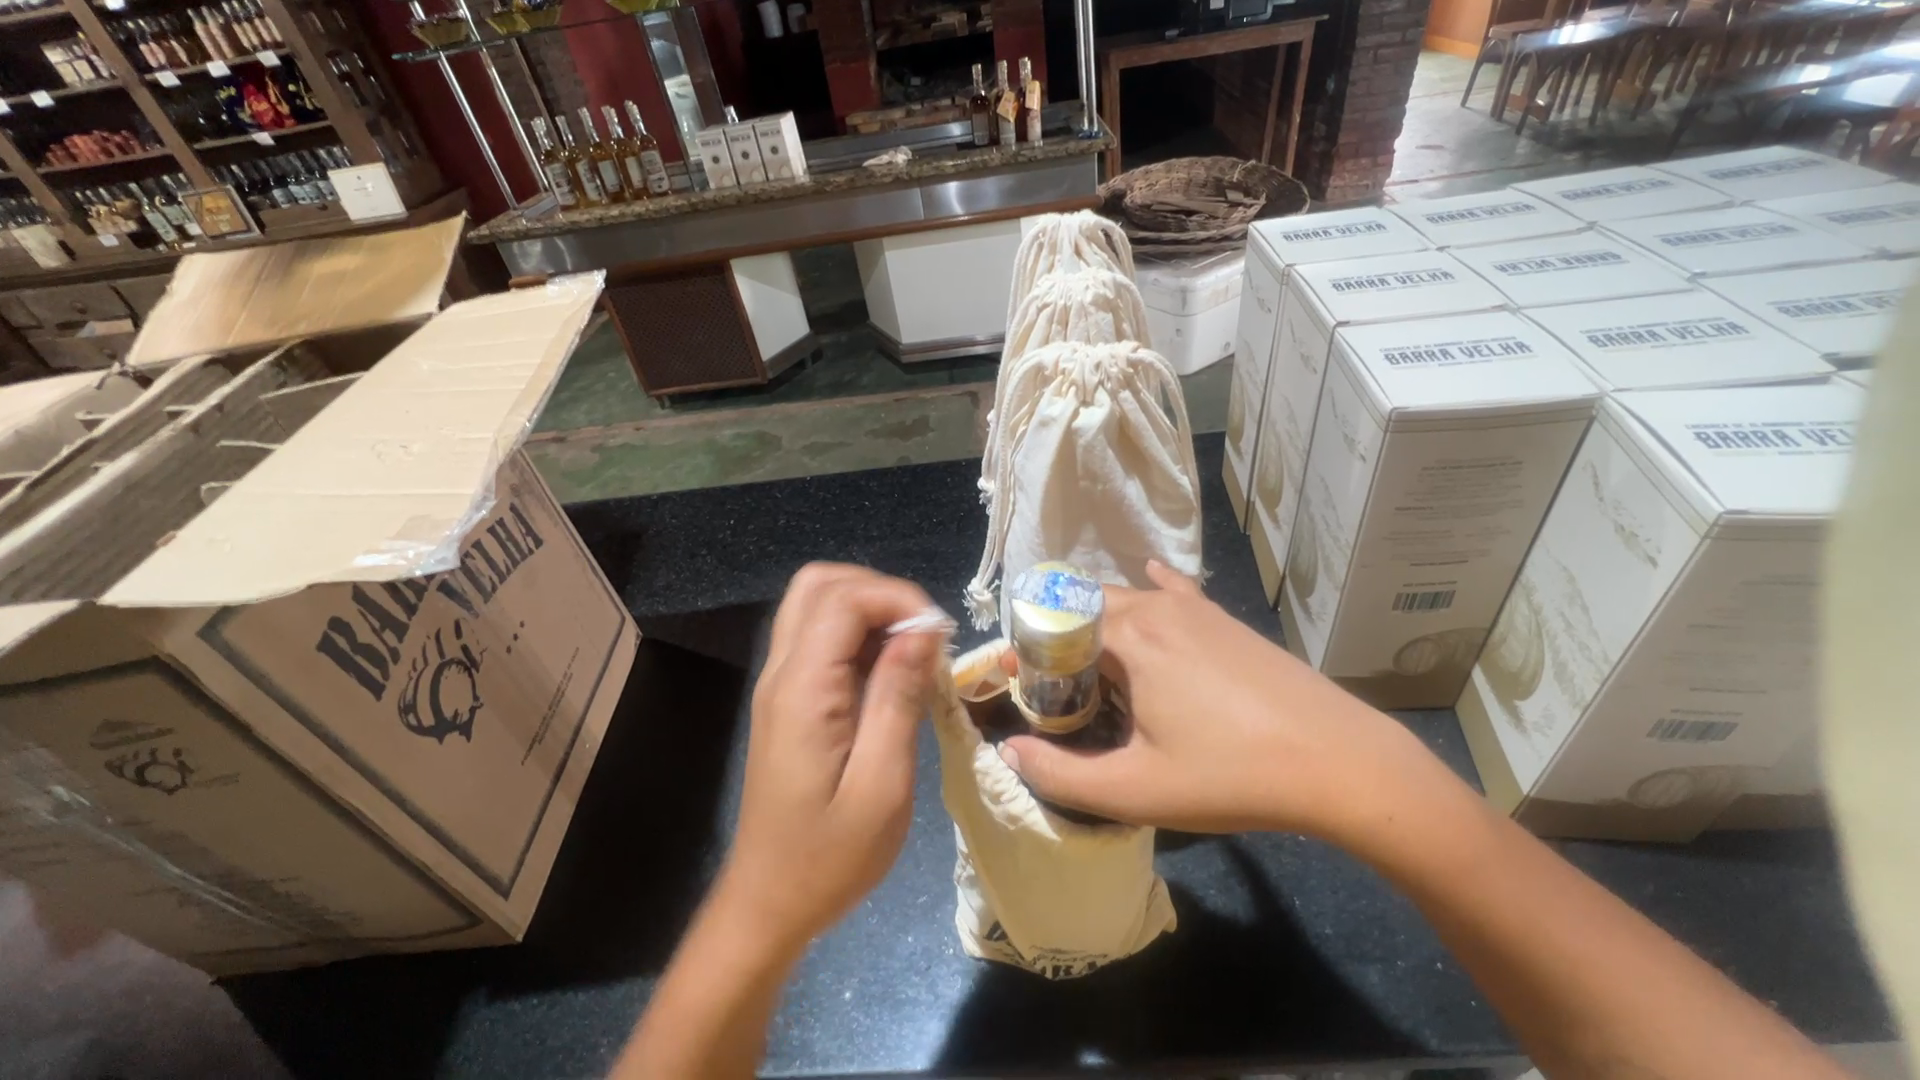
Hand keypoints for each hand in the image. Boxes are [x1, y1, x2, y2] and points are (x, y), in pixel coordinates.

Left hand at [715, 563, 946, 951]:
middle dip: (880, 593)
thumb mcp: (882, 784)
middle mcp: (782, 674)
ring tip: (913, 654)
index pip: (844, 599)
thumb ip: (899, 698)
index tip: (941, 637)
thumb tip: (923, 631)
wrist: (769, 902)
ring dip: (869, 612)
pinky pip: (817, 641)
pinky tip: (890, 676)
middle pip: (820, 585)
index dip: (899, 599)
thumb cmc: (830, 856)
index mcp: (803, 690)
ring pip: (815, 606)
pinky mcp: (786, 703)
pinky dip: (857, 637)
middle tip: (924, 637)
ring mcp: (778, 686)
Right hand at [998, 561, 1460, 845]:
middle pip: (1084, 607)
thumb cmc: (1229, 776)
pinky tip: (1150, 587)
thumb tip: (1011, 751)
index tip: (1021, 694)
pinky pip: (1173, 592)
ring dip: (1099, 625)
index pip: (1051, 627)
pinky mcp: (1227, 621)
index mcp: (1127, 637)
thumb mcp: (1134, 790)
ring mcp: (1197, 610)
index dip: (1026, 657)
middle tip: (1058, 693)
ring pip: (1127, 600)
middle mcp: (1157, 607)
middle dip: (1059, 640)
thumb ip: (1060, 774)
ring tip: (1098, 673)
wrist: (1340, 763)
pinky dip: (1149, 593)